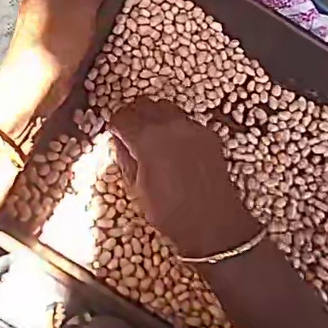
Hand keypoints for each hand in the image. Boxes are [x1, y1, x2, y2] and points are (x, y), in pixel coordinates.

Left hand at [0, 0, 120, 119]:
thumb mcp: (85, 5)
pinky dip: (86, 29)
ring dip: (94, 12)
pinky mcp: (47, 38)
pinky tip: (97, 37)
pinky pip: (72, 27)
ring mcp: (42, 16)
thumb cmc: (58, 37)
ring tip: (112, 20)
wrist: (35, 80)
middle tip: (119, 1)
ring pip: (76, 7)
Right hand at [109, 99, 260, 257]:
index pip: (122, 116)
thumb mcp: (136, 188)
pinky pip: (184, 120)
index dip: (115, 126)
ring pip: (165, 107)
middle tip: (128, 134)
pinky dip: (173, 126)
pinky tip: (172, 147)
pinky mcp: (208, 134)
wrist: (212, 222)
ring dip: (153, 117)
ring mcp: (192, 127)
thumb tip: (120, 141)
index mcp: (147, 138)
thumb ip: (125, 157)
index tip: (114, 135)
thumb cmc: (169, 212)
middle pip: (143, 104)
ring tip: (150, 139)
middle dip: (132, 116)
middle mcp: (170, 125)